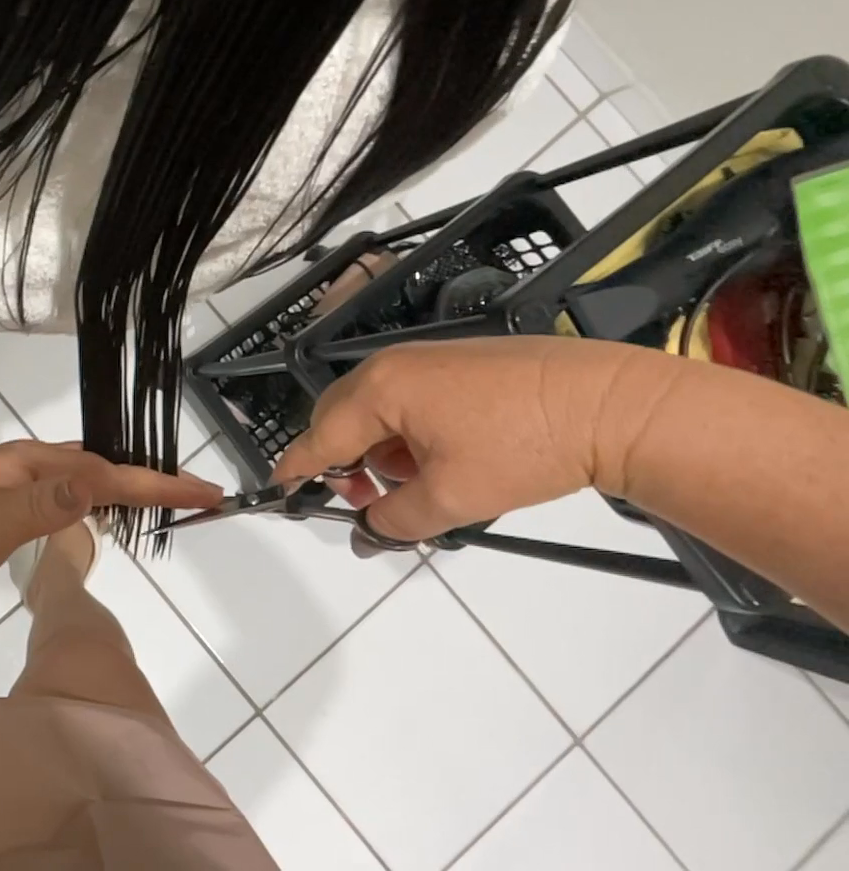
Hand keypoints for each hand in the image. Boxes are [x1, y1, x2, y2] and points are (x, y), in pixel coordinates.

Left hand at [0, 440, 223, 611]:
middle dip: (146, 479)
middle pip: (97, 466)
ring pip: (81, 478)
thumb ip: (43, 504)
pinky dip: (93, 498)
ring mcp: (14, 481)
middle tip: (195, 494)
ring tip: (162, 499)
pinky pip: (64, 493)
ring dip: (121, 487)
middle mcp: (24, 463)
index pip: (102, 470)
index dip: (153, 483)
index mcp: (27, 461)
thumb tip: (96, 483)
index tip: (202, 492)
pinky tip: (100, 510)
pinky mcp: (7, 503)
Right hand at [273, 336, 668, 541]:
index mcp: (378, 392)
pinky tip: (442, 456)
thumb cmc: (526, 448)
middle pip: (338, 419)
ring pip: (372, 410)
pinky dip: (405, 431)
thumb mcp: (454, 498)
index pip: (318, 438)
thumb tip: (364, 536)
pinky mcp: (454, 361)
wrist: (617, 405)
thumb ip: (395, 520)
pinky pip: (404, 398)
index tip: (278, 492)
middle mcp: (389, 367)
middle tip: (371, 500)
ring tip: (417, 482)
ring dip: (378, 449)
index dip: (296, 469)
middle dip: (344, 463)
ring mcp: (422, 358)